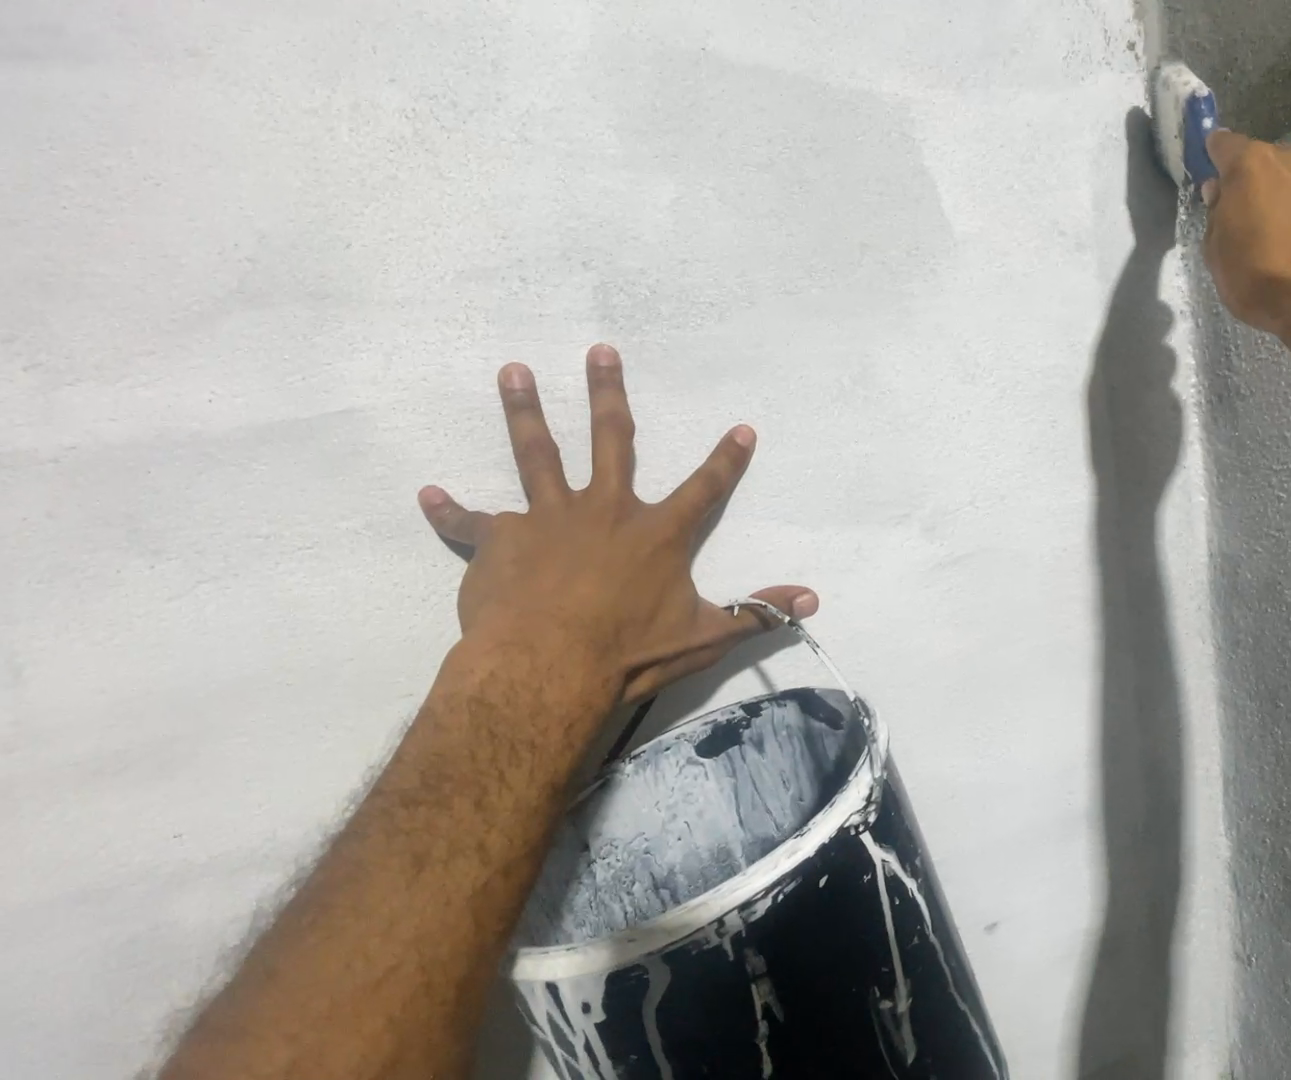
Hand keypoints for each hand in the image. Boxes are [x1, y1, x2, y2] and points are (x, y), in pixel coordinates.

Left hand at [417, 344, 815, 703]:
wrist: (547, 668)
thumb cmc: (631, 653)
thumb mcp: (705, 636)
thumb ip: (757, 614)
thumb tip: (812, 602)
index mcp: (656, 534)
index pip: (704, 488)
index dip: (726, 459)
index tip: (741, 427)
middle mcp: (604, 511)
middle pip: (611, 440)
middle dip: (608, 393)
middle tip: (600, 350)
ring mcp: (547, 521)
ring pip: (536, 455)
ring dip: (526, 411)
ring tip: (513, 371)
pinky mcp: (498, 544)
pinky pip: (467, 524)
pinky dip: (447, 511)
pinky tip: (425, 493)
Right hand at [1201, 130, 1290, 347]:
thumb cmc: (1260, 278)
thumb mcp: (1216, 253)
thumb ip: (1216, 215)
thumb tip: (1221, 194)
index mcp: (1252, 165)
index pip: (1224, 144)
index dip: (1214, 159)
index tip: (1211, 175)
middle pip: (1263, 164)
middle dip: (1251, 186)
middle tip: (1243, 222)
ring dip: (1282, 201)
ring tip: (1277, 241)